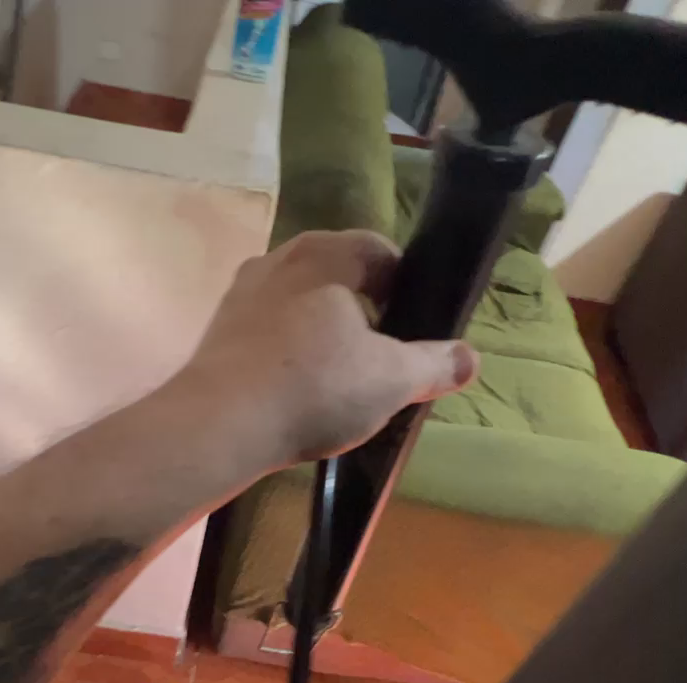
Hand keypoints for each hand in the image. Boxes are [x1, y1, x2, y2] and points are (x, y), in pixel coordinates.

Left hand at [163, 230, 477, 467]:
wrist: (218, 426)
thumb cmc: (314, 388)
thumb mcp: (391, 380)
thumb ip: (434, 365)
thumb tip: (470, 358)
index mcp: (327, 253)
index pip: (382, 253)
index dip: (405, 290)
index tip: (412, 330)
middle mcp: (279, 260)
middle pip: (337, 279)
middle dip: (363, 315)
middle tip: (378, 361)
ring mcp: (240, 296)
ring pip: (298, 308)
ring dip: (321, 337)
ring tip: (335, 383)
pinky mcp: (216, 335)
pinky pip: (266, 336)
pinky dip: (285, 357)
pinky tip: (292, 394)